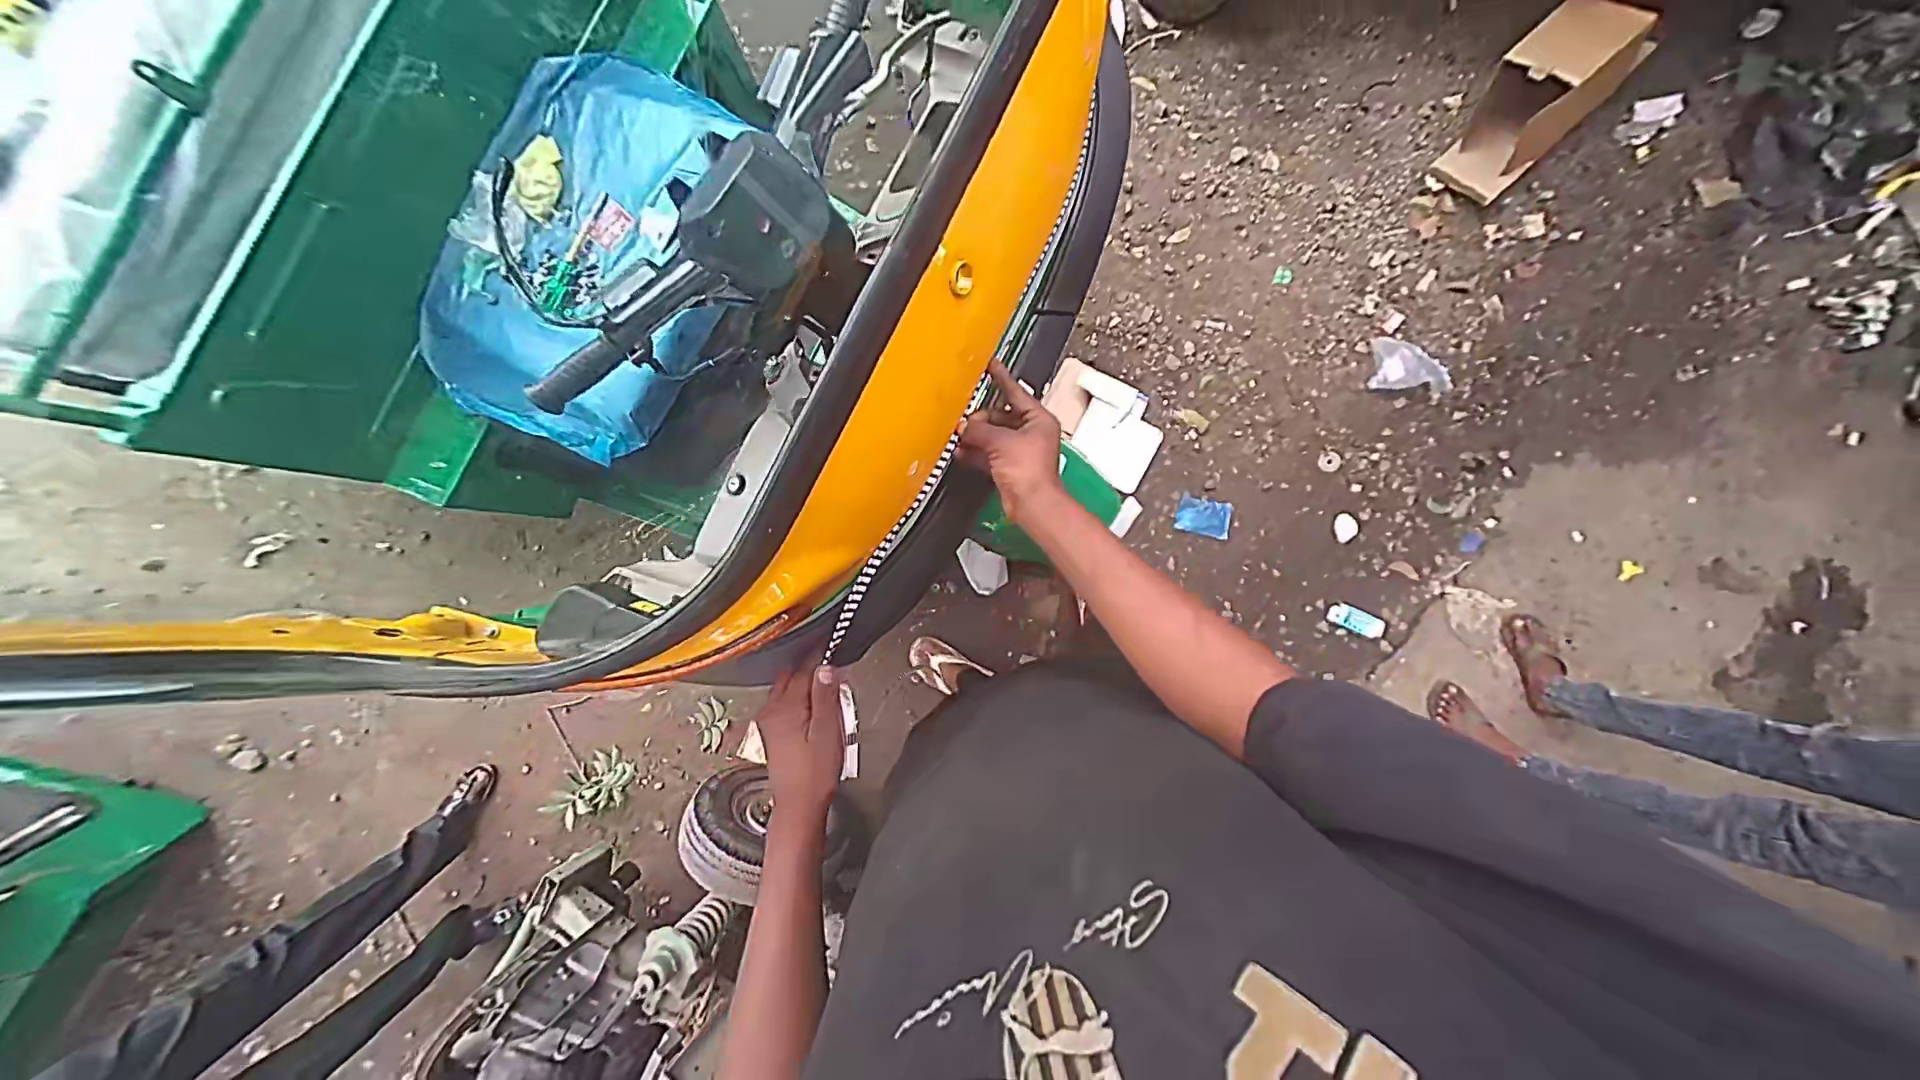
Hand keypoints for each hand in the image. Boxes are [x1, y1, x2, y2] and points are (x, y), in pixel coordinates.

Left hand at [756, 660, 844, 827]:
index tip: (831, 644)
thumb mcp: (828, 731)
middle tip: (830, 659)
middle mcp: (772, 712)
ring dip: (803, 680)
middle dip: (810, 666)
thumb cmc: (815, 774)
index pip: (804, 669)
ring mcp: (769, 722)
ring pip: (786, 688)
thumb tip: (826, 668)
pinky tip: (813, 701)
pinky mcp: (772, 733)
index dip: (819, 656)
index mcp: (786, 708)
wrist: (799, 805)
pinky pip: (784, 702)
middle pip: (792, 676)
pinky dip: (799, 695)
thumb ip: (827, 697)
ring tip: (825, 679)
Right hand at [958, 359, 1064, 525]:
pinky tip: (960, 452)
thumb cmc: (1029, 472)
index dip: (1001, 377)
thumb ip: (978, 430)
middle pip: (999, 416)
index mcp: (1038, 419)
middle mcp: (1030, 432)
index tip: (990, 364)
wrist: (1031, 504)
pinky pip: (988, 453)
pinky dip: (975, 452)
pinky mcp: (1009, 467)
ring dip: (975, 436)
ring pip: (992, 436)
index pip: (1015, 391)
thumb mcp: (1000, 441)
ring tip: (958, 434)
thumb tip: (964, 426)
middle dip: (979, 419)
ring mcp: (1020, 450)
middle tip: (963, 420)